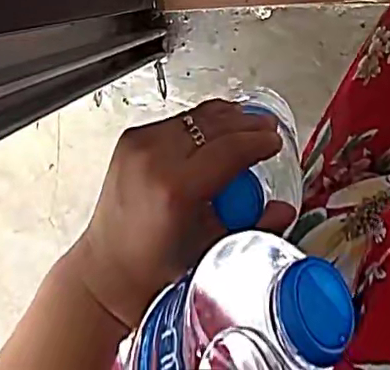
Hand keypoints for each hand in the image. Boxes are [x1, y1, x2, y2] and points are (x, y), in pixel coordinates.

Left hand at [66, 98, 298, 327]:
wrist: (104, 272)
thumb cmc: (152, 273)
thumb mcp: (208, 253)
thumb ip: (249, 226)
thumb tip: (285, 210)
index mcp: (173, 190)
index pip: (227, 150)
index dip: (256, 142)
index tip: (275, 141)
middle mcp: (152, 158)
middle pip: (212, 124)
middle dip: (245, 123)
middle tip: (267, 127)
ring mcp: (138, 144)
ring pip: (193, 117)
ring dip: (223, 118)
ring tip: (247, 123)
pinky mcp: (130, 138)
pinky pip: (175, 122)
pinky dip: (198, 124)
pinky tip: (215, 131)